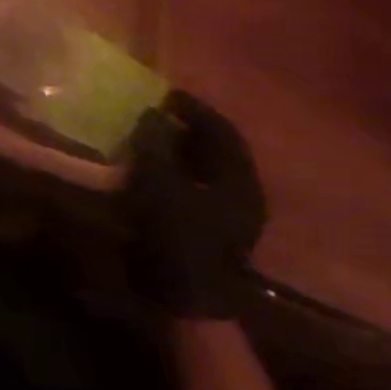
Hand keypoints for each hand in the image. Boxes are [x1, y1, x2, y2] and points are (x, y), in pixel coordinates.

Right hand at [123, 92, 266, 318]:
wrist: (186, 296)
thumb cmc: (175, 234)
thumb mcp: (159, 184)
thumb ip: (156, 146)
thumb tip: (153, 114)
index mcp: (240, 181)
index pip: (224, 132)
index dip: (195, 109)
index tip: (164, 93)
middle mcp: (243, 193)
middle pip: (219, 150)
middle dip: (187, 127)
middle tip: (153, 111)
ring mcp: (230, 214)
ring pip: (208, 168)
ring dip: (181, 148)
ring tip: (147, 135)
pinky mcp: (212, 228)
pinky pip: (196, 185)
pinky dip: (176, 168)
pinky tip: (152, 167)